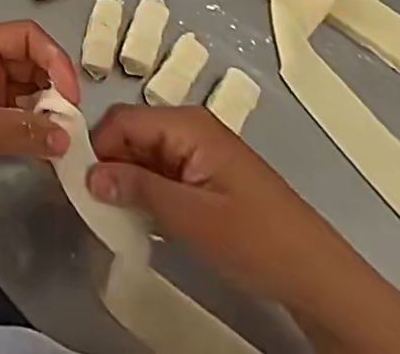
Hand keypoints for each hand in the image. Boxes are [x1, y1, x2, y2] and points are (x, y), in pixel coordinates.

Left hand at [0, 21, 81, 207]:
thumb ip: (18, 130)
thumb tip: (65, 136)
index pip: (26, 37)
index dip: (54, 59)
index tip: (72, 96)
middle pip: (31, 64)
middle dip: (55, 89)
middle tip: (74, 125)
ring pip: (27, 94)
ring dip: (47, 113)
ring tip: (67, 141)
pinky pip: (17, 121)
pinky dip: (35, 132)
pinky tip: (51, 152)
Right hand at [87, 106, 399, 351]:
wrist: (321, 279)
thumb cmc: (258, 240)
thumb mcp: (191, 217)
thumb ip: (137, 189)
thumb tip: (90, 175)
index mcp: (187, 124)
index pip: (121, 120)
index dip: (96, 146)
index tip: (78, 181)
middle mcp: (189, 128)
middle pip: (129, 133)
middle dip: (108, 163)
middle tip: (93, 201)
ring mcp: (198, 151)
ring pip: (142, 154)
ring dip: (126, 180)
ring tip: (115, 213)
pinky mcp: (204, 174)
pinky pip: (160, 171)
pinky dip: (145, 190)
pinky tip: (142, 217)